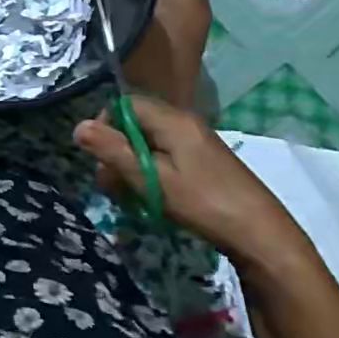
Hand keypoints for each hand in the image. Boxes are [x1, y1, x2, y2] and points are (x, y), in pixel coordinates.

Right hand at [73, 96, 299, 264]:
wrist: (260, 233)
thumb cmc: (202, 203)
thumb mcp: (151, 179)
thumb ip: (114, 151)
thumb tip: (79, 125)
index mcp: (172, 119)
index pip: (125, 104)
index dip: (105, 125)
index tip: (99, 158)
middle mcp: (184, 122)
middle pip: (136, 124)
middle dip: (116, 152)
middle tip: (109, 187)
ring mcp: (196, 141)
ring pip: (149, 143)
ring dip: (132, 167)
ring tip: (129, 199)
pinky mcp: (204, 161)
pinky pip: (166, 157)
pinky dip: (152, 174)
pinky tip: (152, 200)